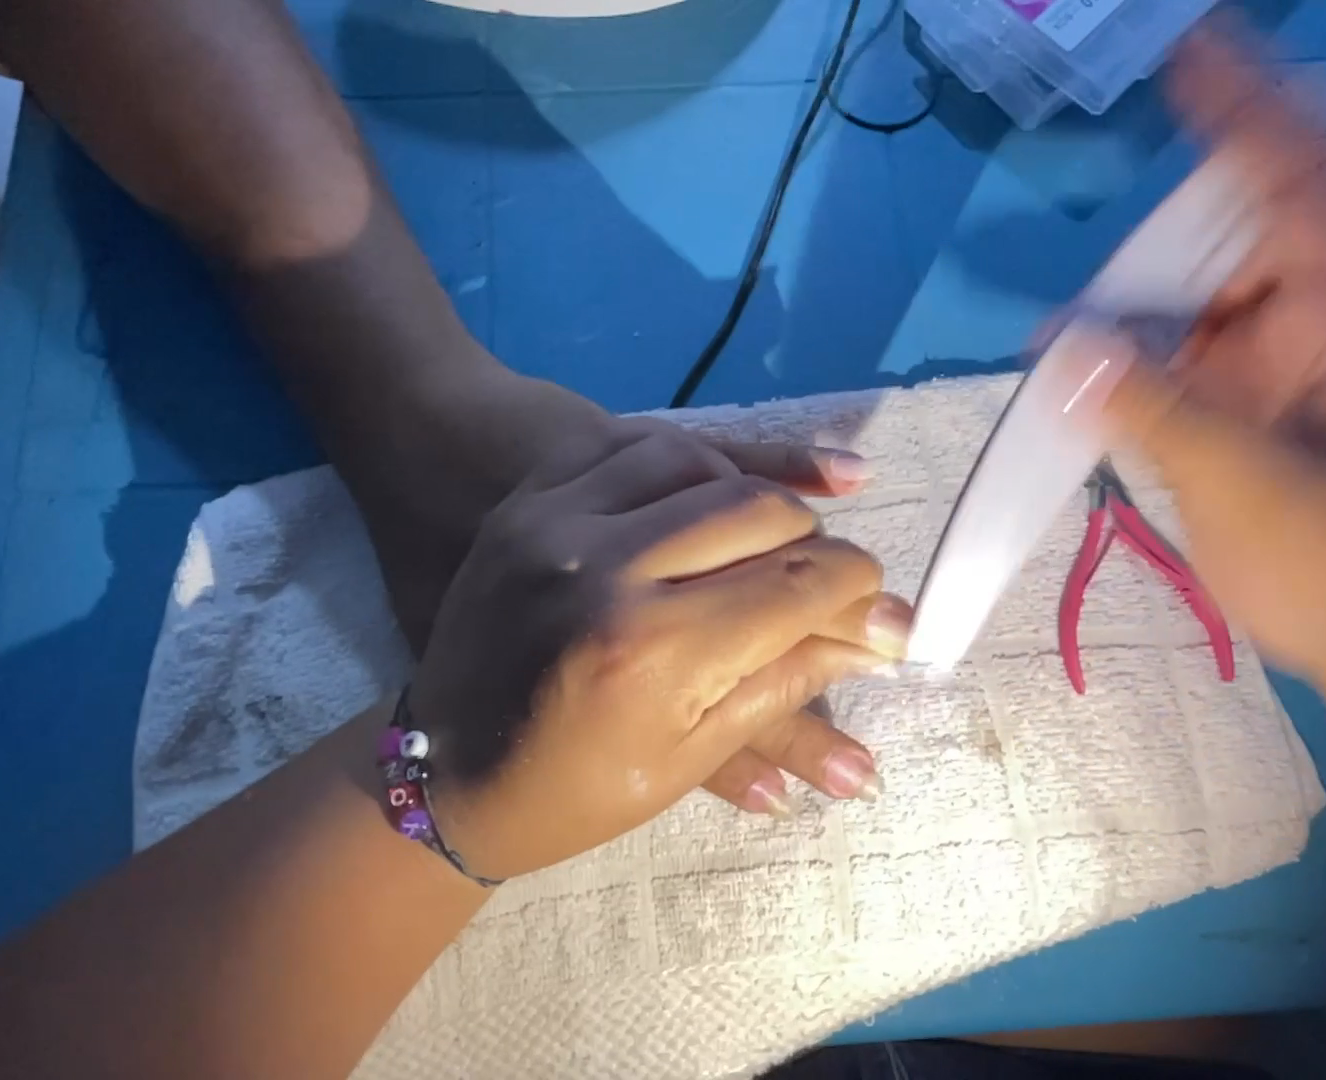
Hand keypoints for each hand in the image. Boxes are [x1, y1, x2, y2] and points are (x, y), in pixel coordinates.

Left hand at [405, 421, 905, 879]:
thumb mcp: (684, 760)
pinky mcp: (532, 500)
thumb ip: (783, 683)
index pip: (798, 586)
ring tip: (782, 536)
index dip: (859, 590)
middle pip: (760, 513)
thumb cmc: (568, 792)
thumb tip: (876, 635)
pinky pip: (635, 448)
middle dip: (819, 541)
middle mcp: (609, 570)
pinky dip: (692, 463)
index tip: (884, 607)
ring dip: (760, 495)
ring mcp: (560, 522)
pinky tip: (721, 486)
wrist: (442, 770)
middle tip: (833, 576)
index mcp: (653, 654)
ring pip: (703, 466)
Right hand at [1090, 29, 1325, 683]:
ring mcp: (1289, 386)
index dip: (1245, 114)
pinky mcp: (1260, 433)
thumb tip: (1061, 344)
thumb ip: (1155, 411)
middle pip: (1228, 257)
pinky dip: (1132, 384)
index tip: (1189, 53)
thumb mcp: (1258, 488)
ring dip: (1130, 334)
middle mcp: (1322, 335)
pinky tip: (1089, 405)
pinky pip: (1184, 382)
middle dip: (1148, 267)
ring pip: (1196, 325)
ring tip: (1066, 360)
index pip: (1299, 186)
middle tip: (1076, 313)